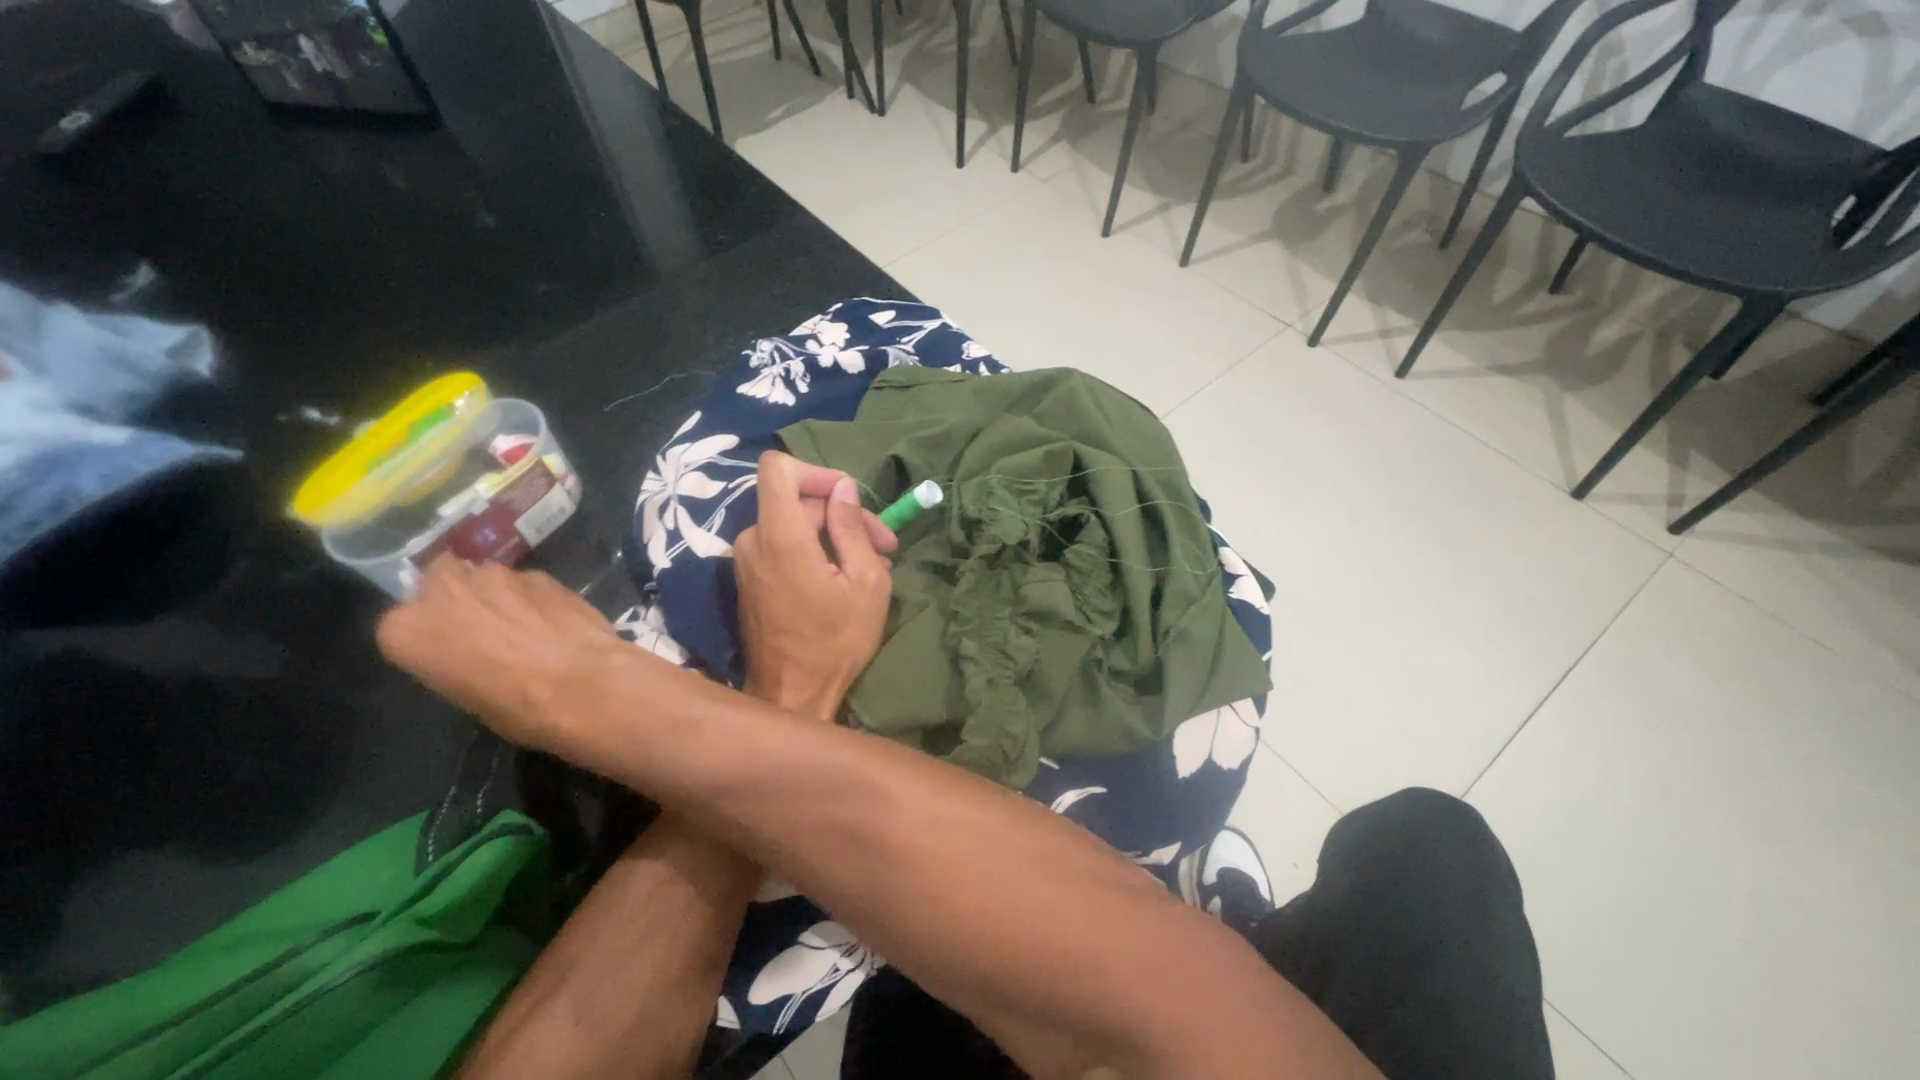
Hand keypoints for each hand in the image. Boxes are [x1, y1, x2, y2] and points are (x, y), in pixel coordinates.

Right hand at [377, 558, 639, 752]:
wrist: (584, 685)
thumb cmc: (516, 707)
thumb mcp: (465, 697)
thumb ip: (453, 660)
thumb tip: (470, 653)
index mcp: (408, 629)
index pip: (402, 623)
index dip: (428, 635)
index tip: (448, 649)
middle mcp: (443, 591)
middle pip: (440, 578)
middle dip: (456, 595)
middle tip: (480, 624)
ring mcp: (495, 576)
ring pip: (485, 575)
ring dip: (498, 593)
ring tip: (524, 623)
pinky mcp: (540, 573)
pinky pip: (527, 582)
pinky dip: (534, 596)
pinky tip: (554, 620)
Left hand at [734, 451, 894, 720]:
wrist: (791, 695)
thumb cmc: (836, 640)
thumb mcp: (866, 582)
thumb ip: (852, 527)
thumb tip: (843, 488)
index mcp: (780, 534)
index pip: (778, 468)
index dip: (816, 471)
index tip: (849, 497)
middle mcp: (753, 539)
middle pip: (797, 501)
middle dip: (842, 515)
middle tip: (885, 545)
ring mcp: (746, 561)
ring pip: (793, 525)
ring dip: (834, 536)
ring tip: (875, 566)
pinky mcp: (749, 579)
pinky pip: (782, 547)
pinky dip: (814, 552)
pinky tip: (845, 579)